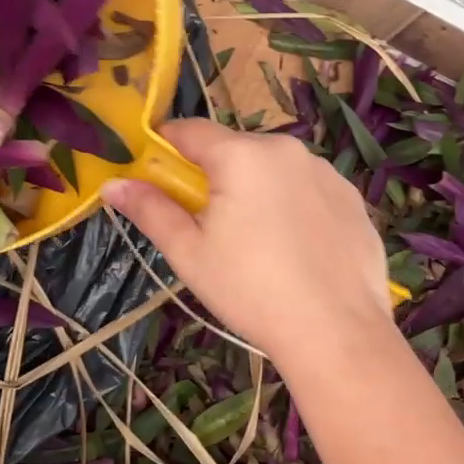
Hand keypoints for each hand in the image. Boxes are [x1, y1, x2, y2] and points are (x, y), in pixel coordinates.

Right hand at [103, 119, 392, 359]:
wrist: (337, 333)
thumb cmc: (251, 290)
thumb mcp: (189, 253)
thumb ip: (151, 210)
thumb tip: (111, 184)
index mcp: (241, 155)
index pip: (190, 130)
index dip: (166, 147)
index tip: (157, 176)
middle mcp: (286, 149)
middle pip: (234, 149)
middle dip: (215, 176)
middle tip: (209, 226)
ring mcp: (326, 171)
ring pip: (273, 169)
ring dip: (256, 190)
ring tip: (257, 245)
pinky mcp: (352, 198)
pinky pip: (308, 189)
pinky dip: (293, 207)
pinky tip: (295, 251)